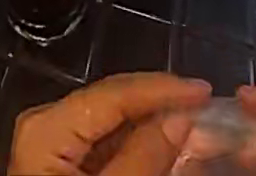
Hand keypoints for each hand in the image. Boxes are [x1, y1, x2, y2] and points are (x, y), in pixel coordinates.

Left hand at [9, 72, 211, 174]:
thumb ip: (144, 158)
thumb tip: (181, 116)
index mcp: (47, 127)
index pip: (114, 94)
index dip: (162, 88)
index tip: (205, 90)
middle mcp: (48, 124)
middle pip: (115, 104)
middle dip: (162, 106)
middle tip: (207, 107)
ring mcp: (56, 146)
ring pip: (116, 124)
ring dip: (156, 126)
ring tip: (196, 124)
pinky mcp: (66, 166)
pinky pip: (109, 146)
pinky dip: (141, 148)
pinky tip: (169, 149)